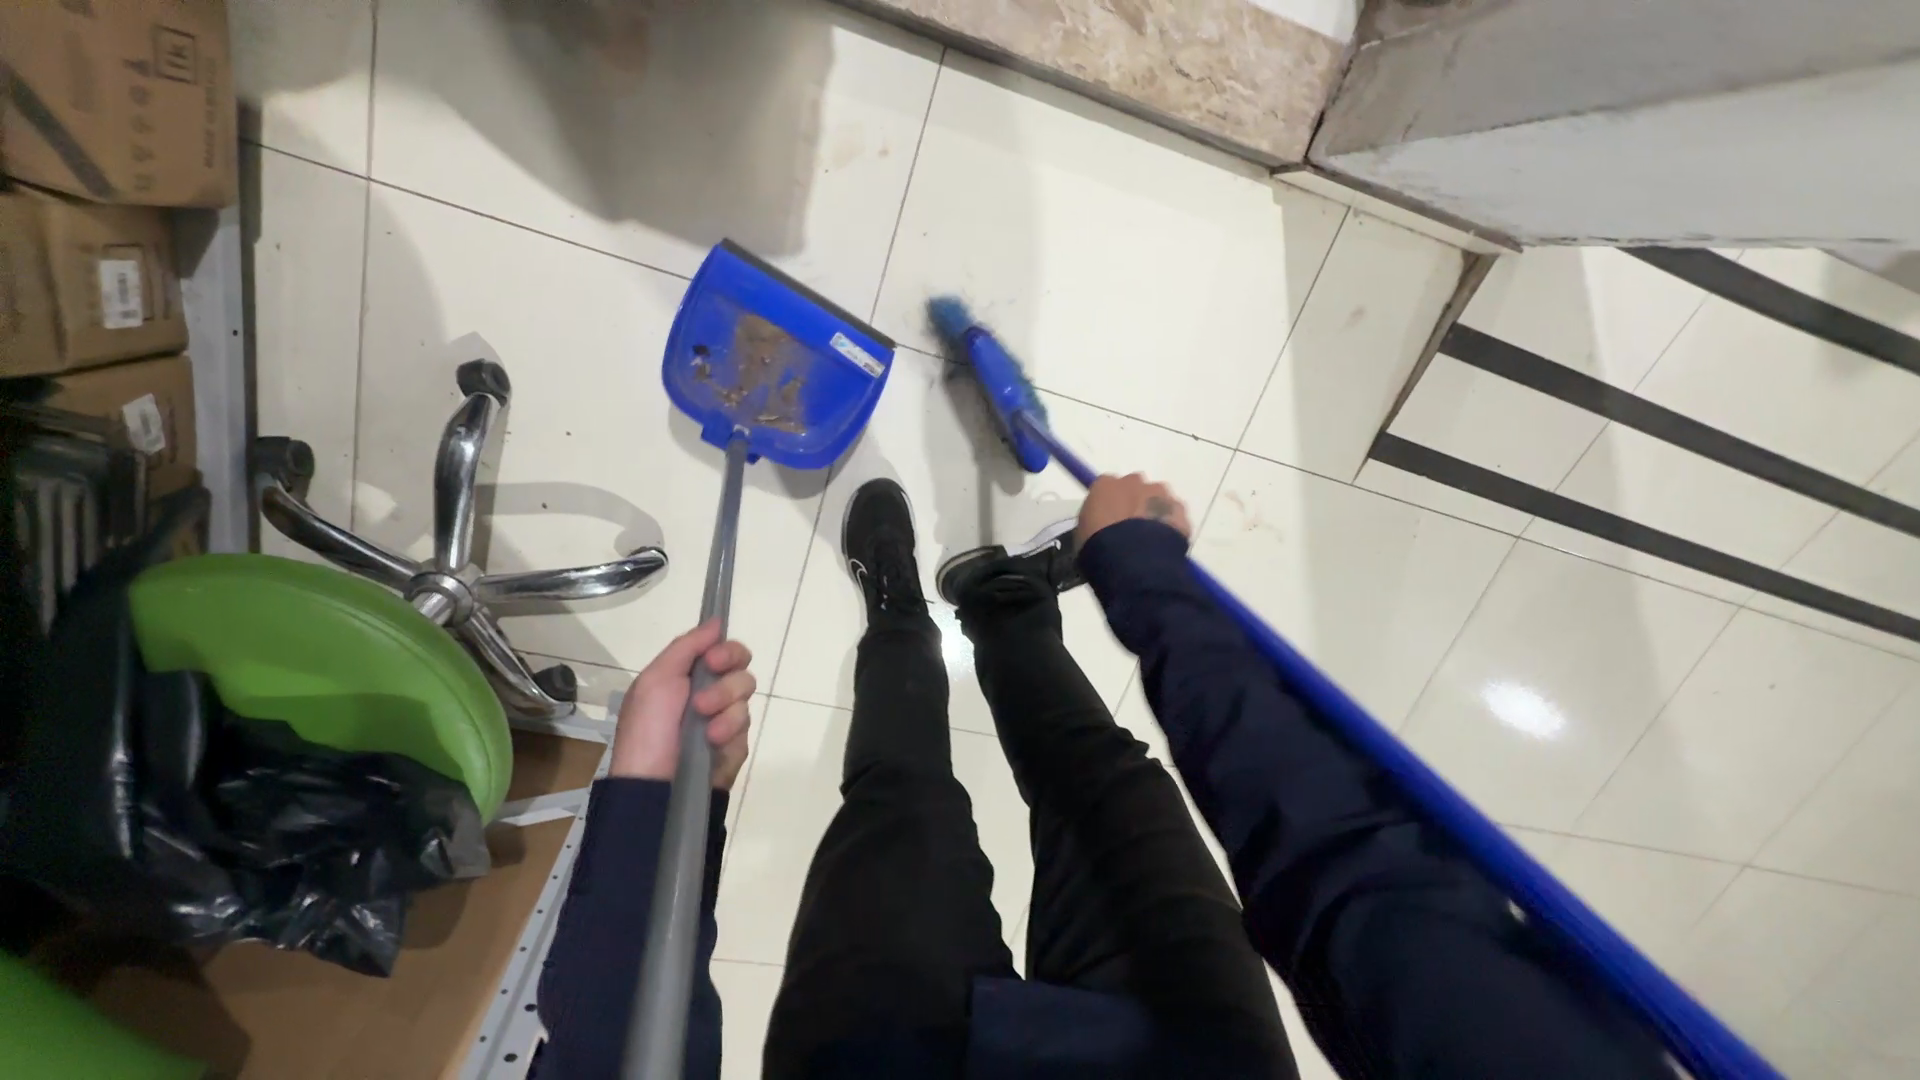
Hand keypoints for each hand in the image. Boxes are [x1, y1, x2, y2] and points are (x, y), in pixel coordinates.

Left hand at [609, 619, 754, 789]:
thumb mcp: (656, 679)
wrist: (652, 783)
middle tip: (704, 701)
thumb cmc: (647, 728)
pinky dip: (729, 732)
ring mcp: (725, 720)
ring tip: (706, 731)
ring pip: (745, 698)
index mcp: (690, 676)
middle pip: (743, 671)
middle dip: (726, 684)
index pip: (726, 651)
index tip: (714, 661)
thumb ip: (687, 646)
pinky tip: (712, 743)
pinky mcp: (736, 745)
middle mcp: (711, 694)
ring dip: (724, 710)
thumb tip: (717, 621)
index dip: (727, 651)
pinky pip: (746, 727)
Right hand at [1076, 473, 1191, 546]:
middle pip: (1134, 486)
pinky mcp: (1179, 510)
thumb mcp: (1083, 533)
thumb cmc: (1098, 547)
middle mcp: (1133, 482)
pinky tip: (1164, 542)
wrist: (1132, 561)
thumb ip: (1094, 521)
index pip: (1106, 486)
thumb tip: (1102, 524)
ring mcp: (1159, 494)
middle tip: (1130, 526)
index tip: (1108, 518)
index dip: (1109, 502)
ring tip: (1150, 536)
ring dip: (1154, 510)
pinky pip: (1174, 514)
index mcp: (1105, 485)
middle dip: (1134, 501)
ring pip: (1157, 497)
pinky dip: (1171, 524)